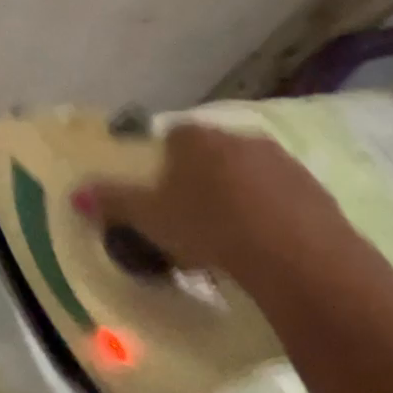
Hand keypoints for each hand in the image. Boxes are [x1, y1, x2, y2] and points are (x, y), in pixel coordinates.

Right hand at [74, 122, 358, 282]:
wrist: (296, 257)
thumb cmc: (207, 227)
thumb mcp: (147, 218)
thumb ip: (113, 201)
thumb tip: (77, 192)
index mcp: (198, 138)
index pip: (171, 135)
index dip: (157, 160)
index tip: (149, 189)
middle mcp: (242, 138)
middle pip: (208, 154)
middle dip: (193, 179)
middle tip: (177, 215)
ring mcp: (283, 162)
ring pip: (243, 175)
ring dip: (228, 196)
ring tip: (214, 236)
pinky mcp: (314, 192)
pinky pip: (274, 197)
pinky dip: (259, 213)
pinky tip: (249, 245)